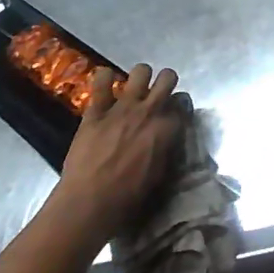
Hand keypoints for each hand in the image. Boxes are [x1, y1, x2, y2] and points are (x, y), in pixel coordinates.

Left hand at [49, 64, 181, 239]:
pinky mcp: (97, 107)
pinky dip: (104, 78)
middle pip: (167, 78)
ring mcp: (122, 106)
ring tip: (133, 90)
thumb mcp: (158, 177)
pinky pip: (102, 79)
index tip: (174, 114)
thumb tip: (165, 140)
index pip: (182, 105)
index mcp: (166, 131)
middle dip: (165, 82)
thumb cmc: (128, 199)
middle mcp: (148, 111)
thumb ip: (165, 150)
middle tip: (157, 94)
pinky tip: (105, 86)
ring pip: (140, 71)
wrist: (91, 201)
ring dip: (139, 78)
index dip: (179, 108)